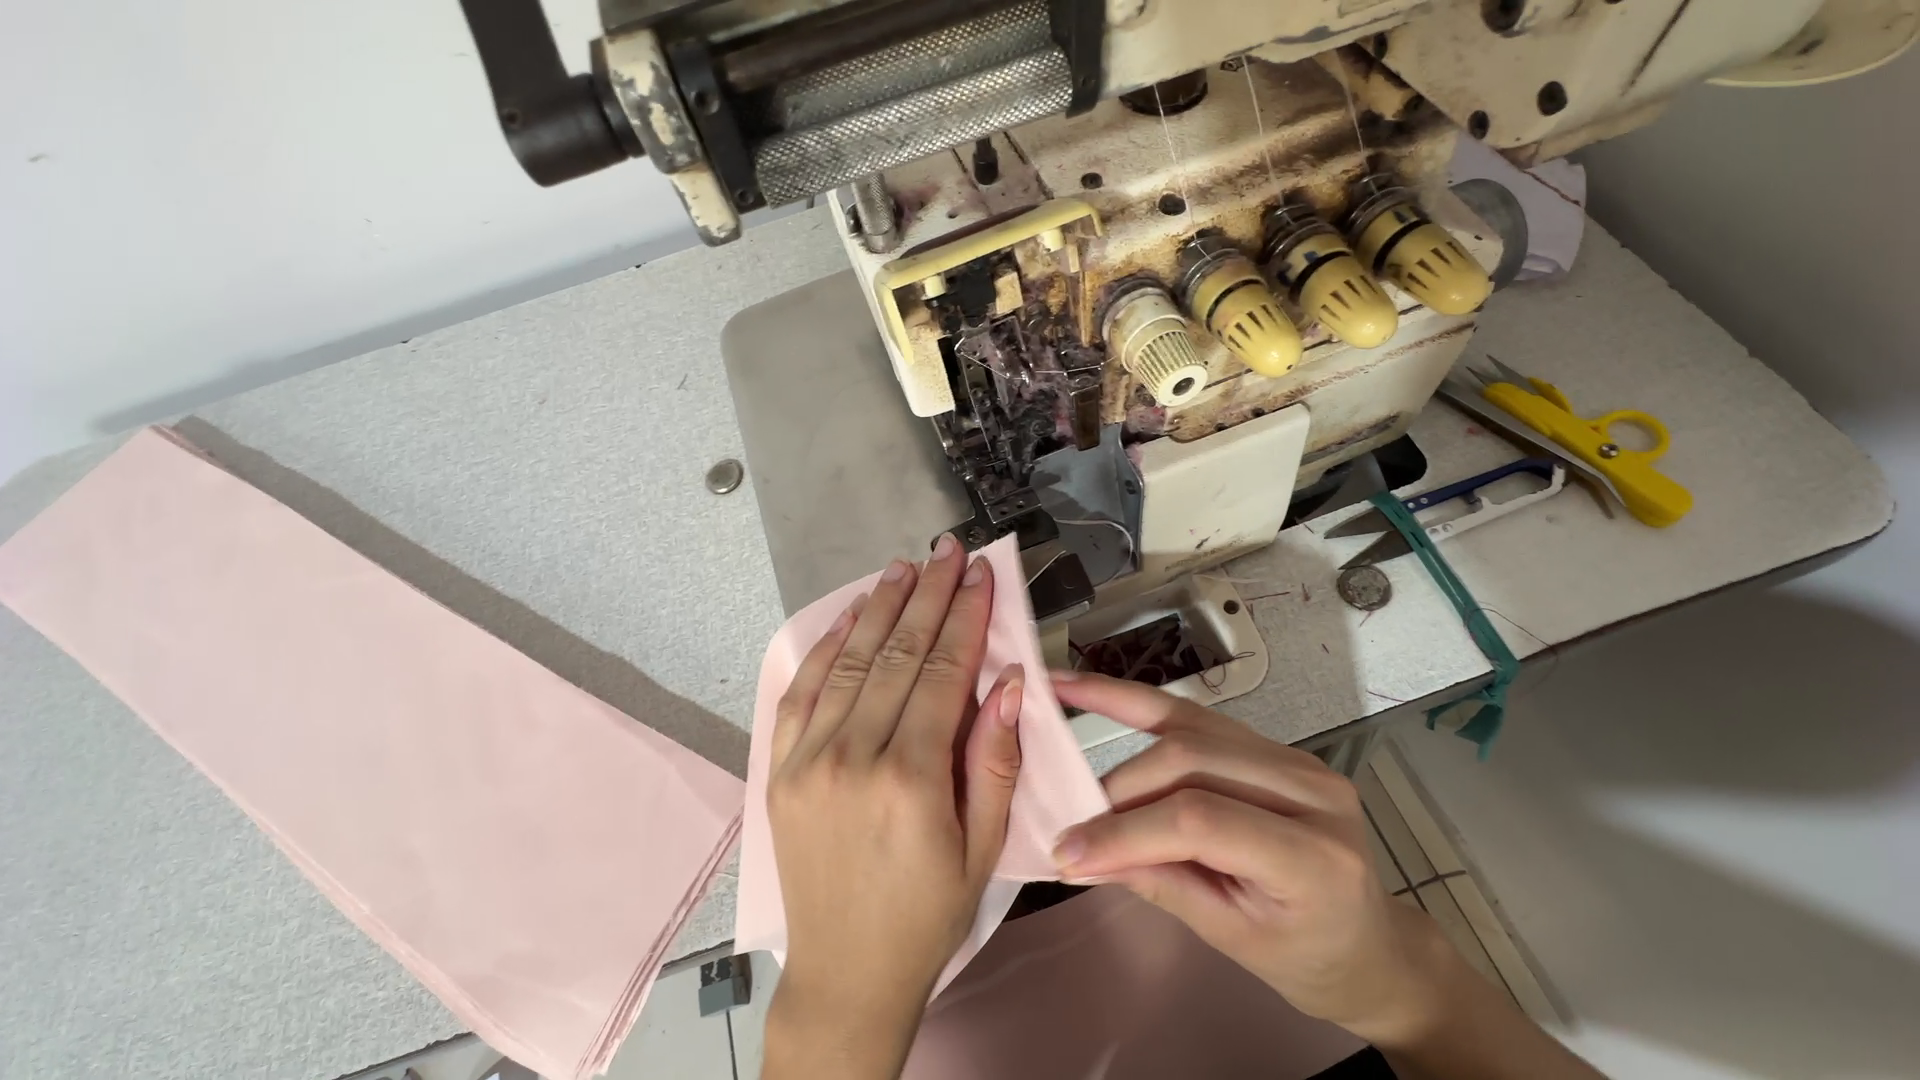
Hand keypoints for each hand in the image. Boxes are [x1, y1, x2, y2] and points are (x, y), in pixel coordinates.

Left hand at [763, 534, 1023, 1079]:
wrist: (846, 972)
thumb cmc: (926, 915)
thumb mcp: (981, 850)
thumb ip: (993, 762)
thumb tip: (1007, 683)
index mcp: (909, 779)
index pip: (941, 674)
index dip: (965, 617)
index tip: (981, 574)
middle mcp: (852, 758)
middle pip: (896, 655)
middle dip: (928, 596)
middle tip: (947, 550)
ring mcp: (808, 760)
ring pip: (849, 663)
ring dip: (879, 608)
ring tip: (904, 567)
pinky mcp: (781, 769)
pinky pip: (803, 692)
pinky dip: (827, 647)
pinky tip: (851, 614)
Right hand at [1047, 671, 1447, 1045]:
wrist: (1368, 943)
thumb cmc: (1306, 957)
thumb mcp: (1232, 938)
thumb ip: (1159, 883)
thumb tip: (1079, 854)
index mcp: (1314, 855)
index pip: (1202, 821)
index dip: (1126, 830)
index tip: (1067, 852)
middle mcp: (1312, 790)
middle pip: (1191, 763)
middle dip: (1119, 793)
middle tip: (1072, 827)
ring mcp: (1295, 758)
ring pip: (1187, 730)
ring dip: (1122, 748)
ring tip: (1065, 759)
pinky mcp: (1271, 745)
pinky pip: (1195, 718)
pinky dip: (1136, 704)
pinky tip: (1084, 687)